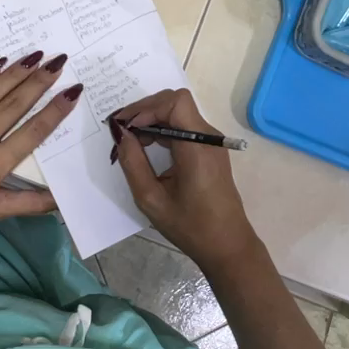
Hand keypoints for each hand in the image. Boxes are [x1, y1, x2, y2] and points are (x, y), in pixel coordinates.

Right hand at [111, 89, 261, 275]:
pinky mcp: (209, 150)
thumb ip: (133, 163)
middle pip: (176, 103)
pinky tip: (146, 147)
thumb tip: (121, 134)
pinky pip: (184, 128)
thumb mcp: (151, 199)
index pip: (175, 102)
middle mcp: (208, 137)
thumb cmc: (190, 227)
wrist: (227, 245)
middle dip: (145, 111)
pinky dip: (163, 130)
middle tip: (121, 130)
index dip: (147, 108)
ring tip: (130, 140)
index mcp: (198, 147)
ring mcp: (211, 142)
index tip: (126, 127)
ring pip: (179, 113)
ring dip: (153, 120)